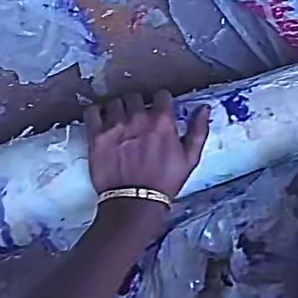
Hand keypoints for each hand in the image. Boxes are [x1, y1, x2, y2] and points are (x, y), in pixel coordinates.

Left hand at [83, 90, 210, 198]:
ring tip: (119, 121)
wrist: (135, 202)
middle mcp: (138, 118)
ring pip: (114, 102)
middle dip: (138, 105)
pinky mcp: (96, 135)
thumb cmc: (165, 182)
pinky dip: (97, 113)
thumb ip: (198, 130)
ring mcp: (115, 125)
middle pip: (135, 96)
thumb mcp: (190, 158)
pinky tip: (101, 121)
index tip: (158, 110)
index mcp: (162, 121)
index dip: (160, 102)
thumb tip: (204, 108)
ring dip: (118, 109)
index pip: (161, 95)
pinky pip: (93, 111)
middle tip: (137, 119)